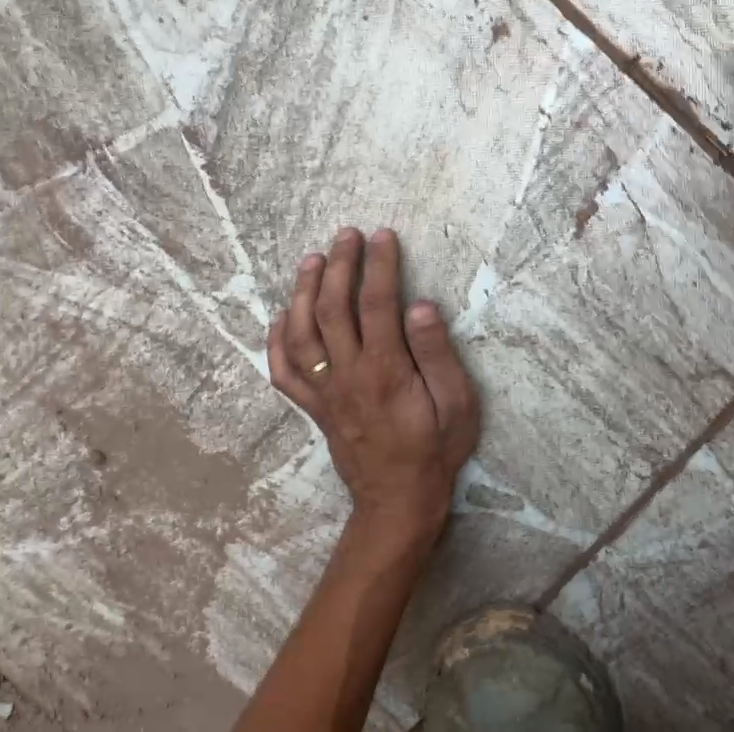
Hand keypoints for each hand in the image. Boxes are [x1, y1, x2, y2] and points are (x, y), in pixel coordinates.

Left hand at [268, 228, 478, 544]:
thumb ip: (437, 354)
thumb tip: (421, 306)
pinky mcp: (314, 407)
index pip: (377, 304)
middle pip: (332, 308)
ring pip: (301, 332)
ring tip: (312, 259)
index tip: (383, 236)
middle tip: (347, 234)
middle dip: (339, 265)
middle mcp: (347, 374)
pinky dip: (277, 339)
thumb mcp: (457, 402)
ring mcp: (324, 392)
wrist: (398, 500)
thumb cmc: (437, 448)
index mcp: (385, 369)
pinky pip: (284, 370)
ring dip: (303, 291)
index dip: (379, 265)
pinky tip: (281, 316)